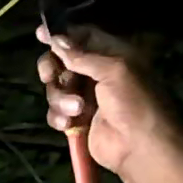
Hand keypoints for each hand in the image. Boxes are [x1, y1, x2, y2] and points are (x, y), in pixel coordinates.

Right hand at [37, 23, 176, 175]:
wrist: (141, 147)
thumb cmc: (134, 102)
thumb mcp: (113, 70)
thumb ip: (81, 55)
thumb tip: (55, 38)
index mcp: (111, 55)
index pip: (82, 36)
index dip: (62, 35)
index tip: (41, 35)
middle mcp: (97, 73)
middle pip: (61, 61)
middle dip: (52, 67)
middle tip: (49, 75)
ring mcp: (86, 97)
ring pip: (56, 87)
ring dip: (61, 98)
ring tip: (77, 110)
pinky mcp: (77, 120)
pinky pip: (56, 112)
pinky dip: (58, 116)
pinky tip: (69, 124)